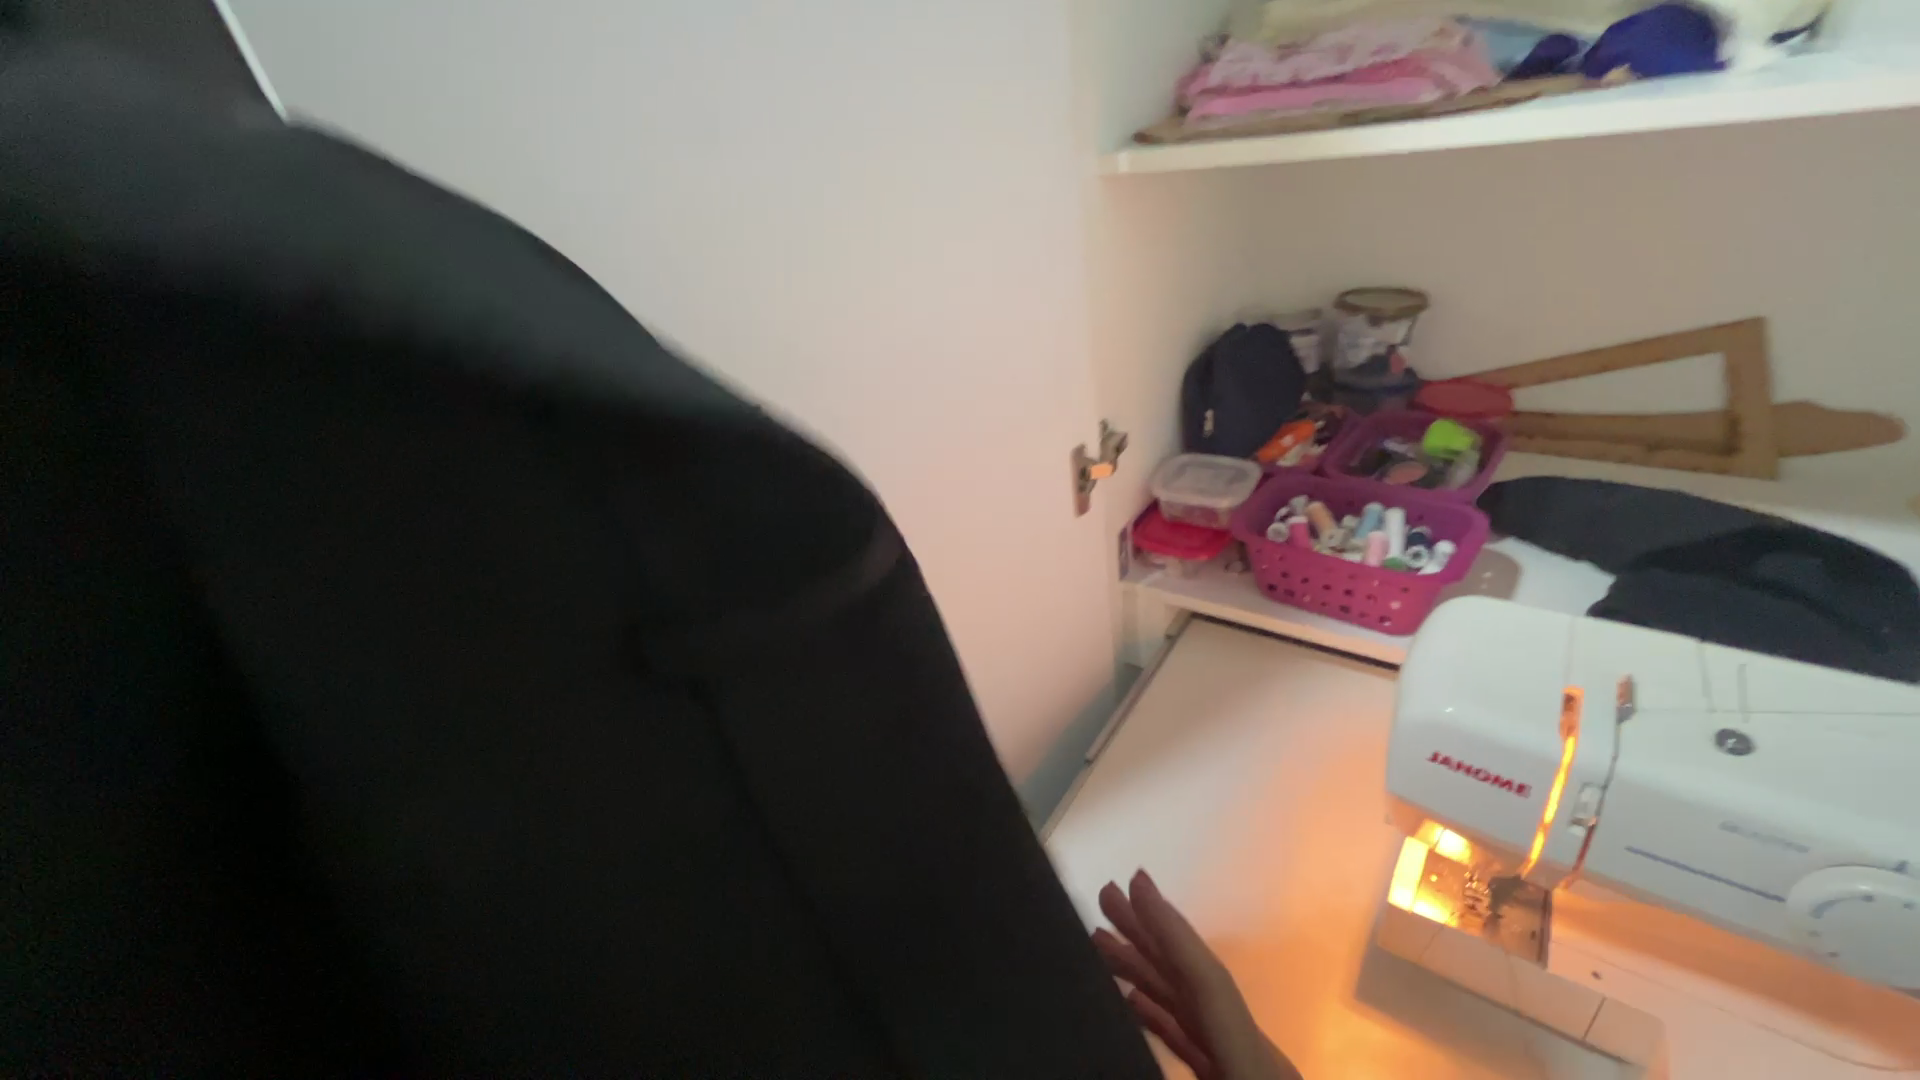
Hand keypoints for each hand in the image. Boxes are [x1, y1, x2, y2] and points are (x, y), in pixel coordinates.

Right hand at [1091, 871, 1302, 1079]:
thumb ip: (1178, 1056)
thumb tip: (1127, 1006)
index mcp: (1255, 1066)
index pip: (1207, 982)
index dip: (1170, 928)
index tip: (1136, 881)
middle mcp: (1252, 1060)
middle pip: (1194, 984)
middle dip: (1149, 936)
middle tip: (1107, 894)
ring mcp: (1242, 1073)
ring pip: (1188, 1012)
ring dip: (1145, 973)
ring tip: (1100, 939)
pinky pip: (1193, 1043)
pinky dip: (1160, 1017)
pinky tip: (1129, 999)